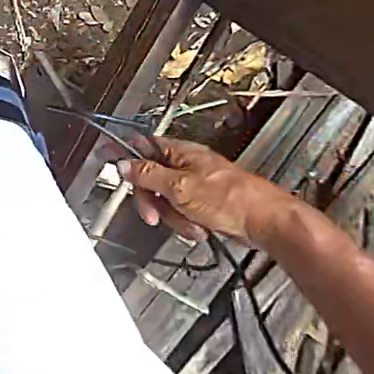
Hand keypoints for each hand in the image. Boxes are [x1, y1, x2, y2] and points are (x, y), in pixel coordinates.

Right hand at [118, 138, 297, 245]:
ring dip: (172, 216)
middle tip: (154, 212)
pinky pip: (180, 213)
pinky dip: (186, 223)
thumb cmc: (233, 200)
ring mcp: (196, 185)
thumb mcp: (179, 187)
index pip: (143, 146)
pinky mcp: (204, 204)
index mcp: (181, 153)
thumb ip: (147, 175)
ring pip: (164, 200)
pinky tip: (199, 227)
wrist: (266, 223)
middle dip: (152, 200)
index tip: (107, 153)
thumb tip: (124, 164)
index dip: (125, 152)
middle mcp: (187, 166)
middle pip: (150, 179)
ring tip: (189, 221)